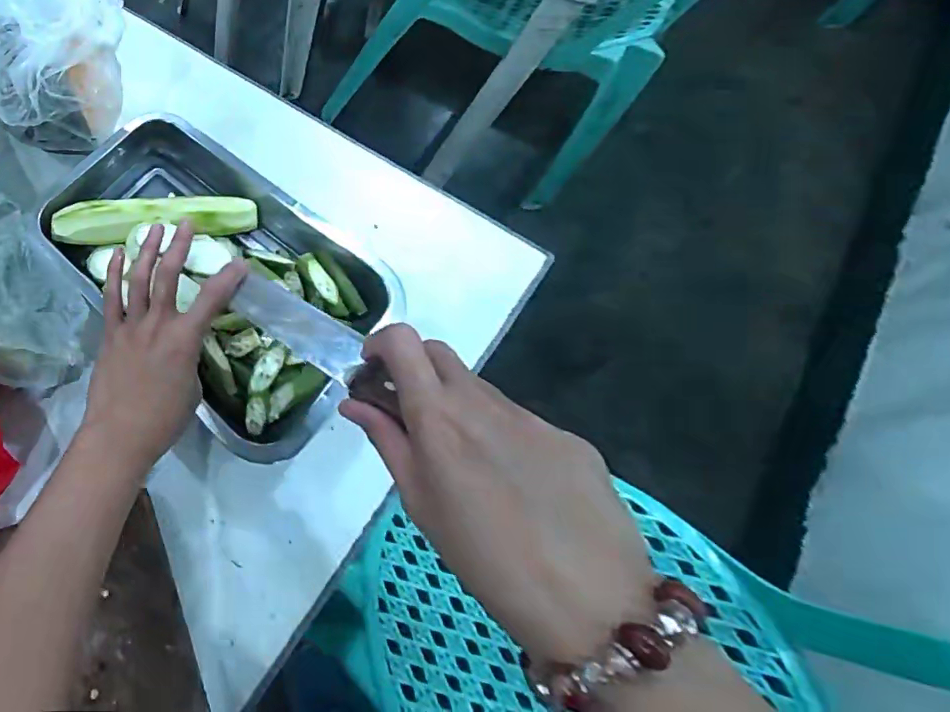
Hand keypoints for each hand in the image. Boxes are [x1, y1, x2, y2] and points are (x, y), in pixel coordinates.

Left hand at [77, 221, 243, 474]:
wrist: (120, 434)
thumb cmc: (163, 420)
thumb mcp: (191, 388)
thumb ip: (190, 358)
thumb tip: (185, 345)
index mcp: (184, 340)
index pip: (211, 300)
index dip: (228, 278)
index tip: (240, 262)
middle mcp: (157, 325)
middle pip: (168, 276)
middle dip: (179, 246)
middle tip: (186, 223)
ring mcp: (130, 326)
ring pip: (138, 280)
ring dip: (147, 250)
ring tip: (154, 228)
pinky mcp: (110, 333)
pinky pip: (111, 298)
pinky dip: (114, 275)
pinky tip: (118, 255)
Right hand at [341, 325, 655, 664]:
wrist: (594, 608)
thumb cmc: (482, 557)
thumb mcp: (418, 500)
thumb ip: (386, 440)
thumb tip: (355, 403)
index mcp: (438, 415)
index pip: (401, 340)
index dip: (380, 344)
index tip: (373, 373)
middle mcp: (483, 402)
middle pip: (438, 353)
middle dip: (414, 370)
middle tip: (410, 414)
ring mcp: (532, 418)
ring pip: (480, 390)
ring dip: (459, 407)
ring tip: (468, 465)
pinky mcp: (572, 440)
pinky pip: (522, 423)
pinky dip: (503, 436)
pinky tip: (517, 487)